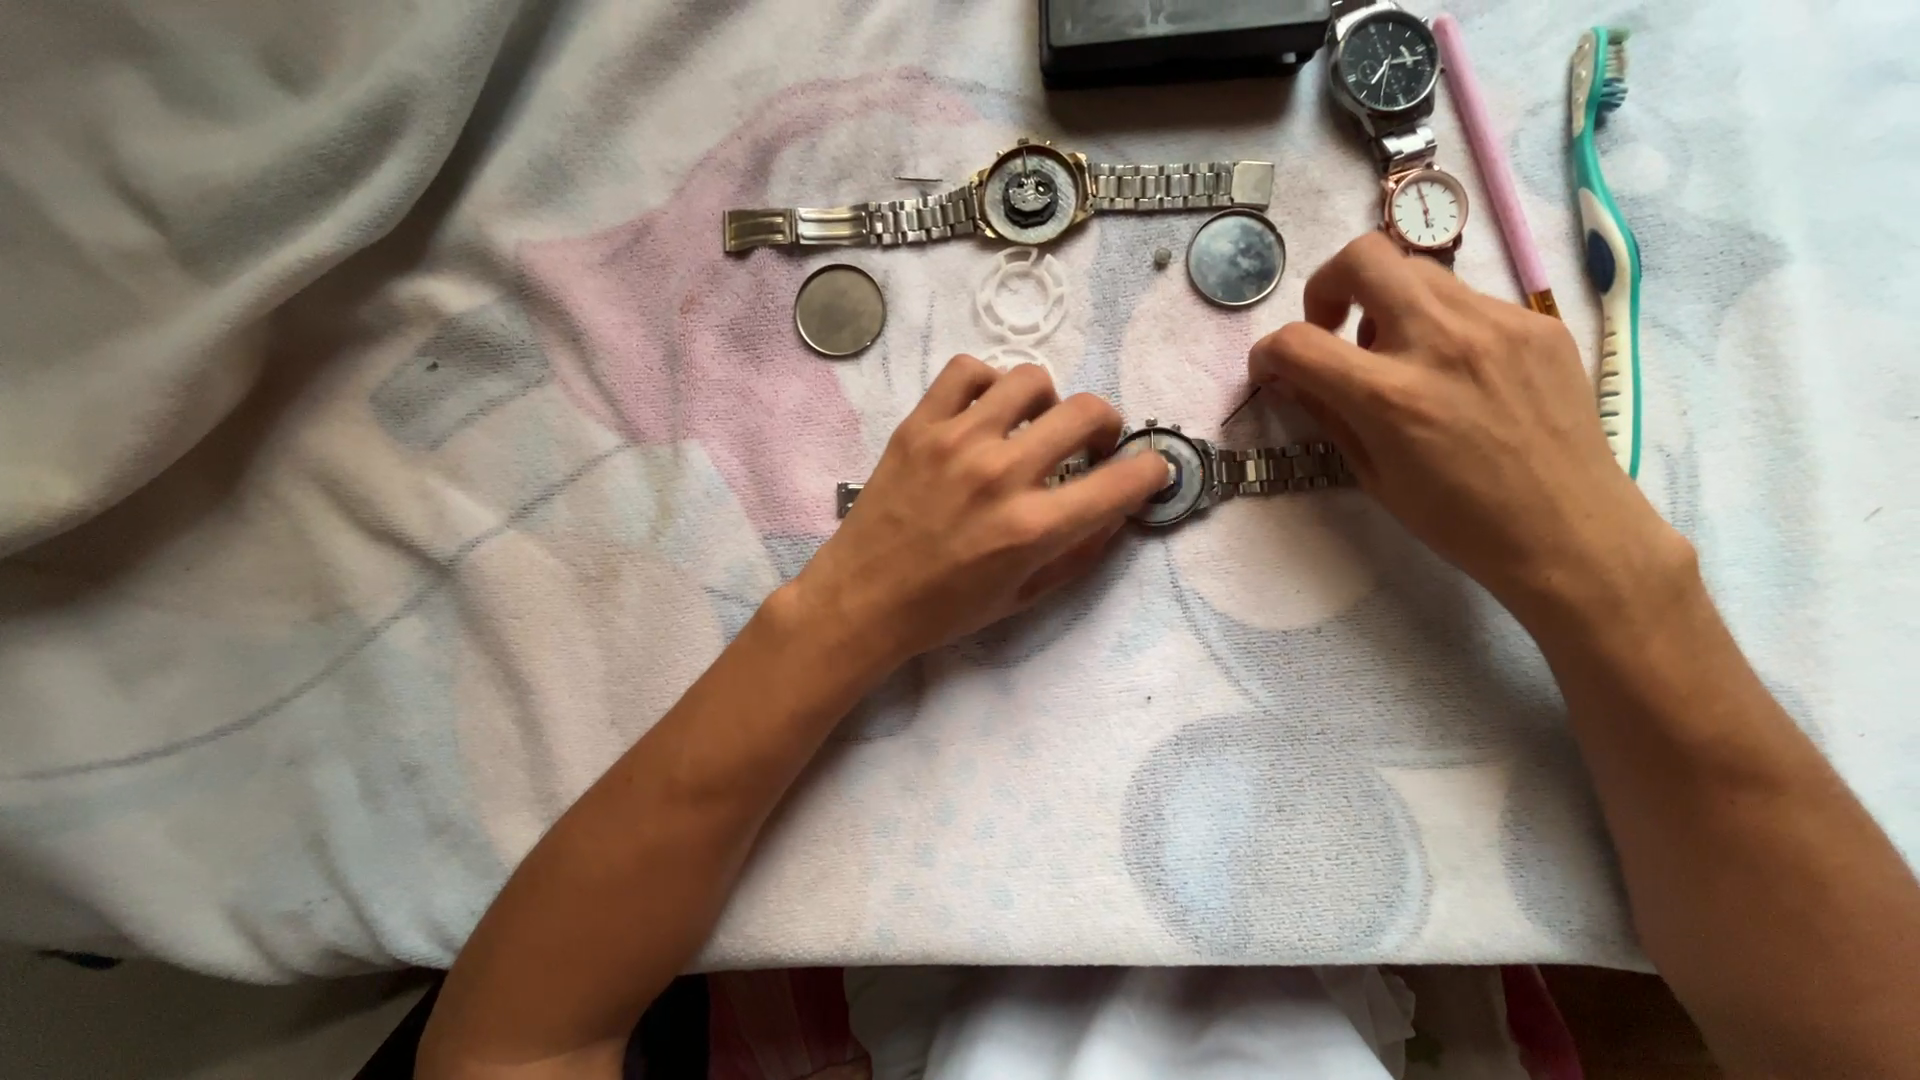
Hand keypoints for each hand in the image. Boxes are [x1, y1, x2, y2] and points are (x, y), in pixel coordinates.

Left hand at [789, 356, 1169, 668]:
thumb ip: (1082, 550)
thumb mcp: (1027, 596)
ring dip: (1048, 403)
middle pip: (1087, 412)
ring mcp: (957, 442)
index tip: (1146, 471)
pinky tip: (984, 412)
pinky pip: (967, 371)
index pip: (1124, 480)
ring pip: (1031, 380)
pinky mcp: (918, 425)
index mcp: (1033, 528)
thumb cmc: (947, 609)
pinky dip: (988, 384)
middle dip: (1108, 427)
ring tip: (1032, 427)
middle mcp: (1001, 475)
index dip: (1152, 470)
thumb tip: (1119, 506)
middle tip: (1091, 447)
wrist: (863, 599)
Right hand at [1248, 232, 1688, 627]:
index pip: (1298, 342)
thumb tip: (1290, 377)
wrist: (1569, 531)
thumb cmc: (1458, 520)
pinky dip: (1439, 324)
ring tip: (1398, 355)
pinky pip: (1467, 299)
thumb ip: (1327, 413)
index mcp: (1391, 397)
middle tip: (1334, 328)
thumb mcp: (1373, 474)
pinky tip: (1454, 370)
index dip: (1268, 353)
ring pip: (1417, 270)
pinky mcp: (1537, 323)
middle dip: (1327, 285)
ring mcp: (1497, 324)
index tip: (1273, 368)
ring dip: (1386, 303)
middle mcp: (1441, 342)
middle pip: (1363, 257)